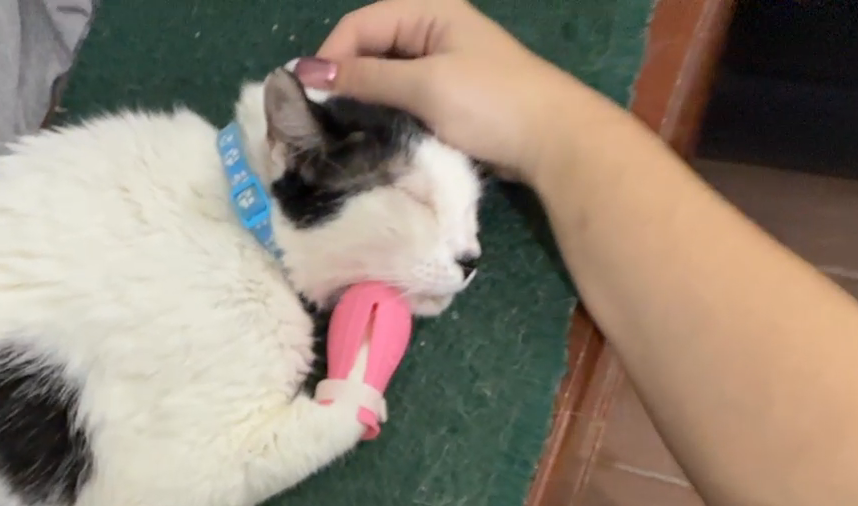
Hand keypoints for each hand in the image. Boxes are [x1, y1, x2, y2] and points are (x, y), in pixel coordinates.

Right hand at [296, 0, 608, 181]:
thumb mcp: (425, 85)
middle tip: (317, 122)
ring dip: (359, 101)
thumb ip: (368, 78)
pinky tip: (367, 136)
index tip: (308, 101)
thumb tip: (310, 73)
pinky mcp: (443, 99)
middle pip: (368, 49)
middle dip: (342, 80)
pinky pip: (398, 100)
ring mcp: (437, 67)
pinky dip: (380, 115)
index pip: (360, 25)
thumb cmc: (490, 103)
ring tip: (336, 132)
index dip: (330, 58)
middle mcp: (429, 31)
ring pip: (381, 78)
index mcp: (427, 10)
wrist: (548, 140)